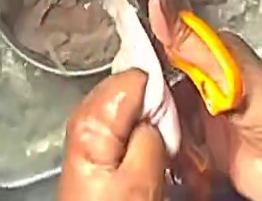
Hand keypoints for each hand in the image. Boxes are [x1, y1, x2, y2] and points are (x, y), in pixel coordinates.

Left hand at [59, 68, 168, 200]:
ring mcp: (89, 129)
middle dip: (155, 108)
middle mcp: (86, 113)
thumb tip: (159, 111)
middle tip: (172, 138)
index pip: (135, 77)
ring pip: (130, 108)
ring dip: (150, 125)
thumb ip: (151, 135)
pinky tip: (149, 160)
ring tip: (164, 152)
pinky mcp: (94, 146)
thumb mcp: (139, 184)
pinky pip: (123, 127)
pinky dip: (139, 137)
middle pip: (131, 89)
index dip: (159, 94)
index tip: (175, 117)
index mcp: (91, 115)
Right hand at [148, 0, 261, 200]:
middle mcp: (205, 82)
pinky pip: (177, 151)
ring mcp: (205, 117)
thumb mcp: (225, 69)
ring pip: (166, 119)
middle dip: (154, 102)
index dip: (147, 60)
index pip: (165, 46)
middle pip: (161, 87)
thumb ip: (188, 39)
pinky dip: (174, 157)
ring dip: (163, 131)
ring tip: (166, 139)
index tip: (134, 75)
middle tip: (153, 114)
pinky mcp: (207, 151)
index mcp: (211, 52)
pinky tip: (180, 159)